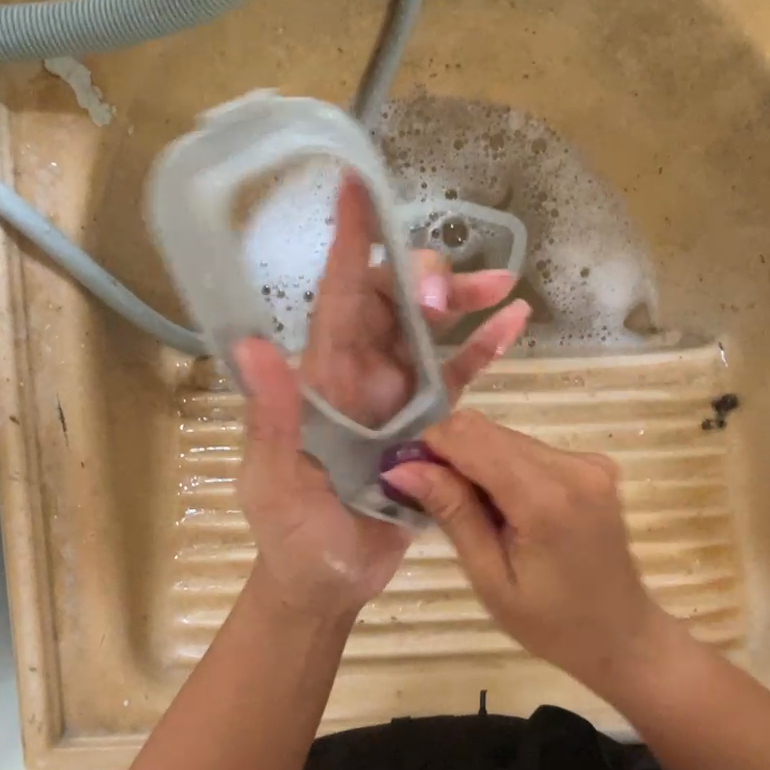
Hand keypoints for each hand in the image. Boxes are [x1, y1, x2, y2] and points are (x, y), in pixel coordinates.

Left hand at [236, 177, 531, 617]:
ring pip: (430, 333)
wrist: (329, 584)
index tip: (357, 186)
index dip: (347, 243)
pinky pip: (458, 379)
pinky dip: (485, 350)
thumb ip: (271, 421)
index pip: (334, 299)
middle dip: (423, 279)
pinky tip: (516, 326)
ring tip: (503, 286)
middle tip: (452, 293)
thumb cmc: (293, 539)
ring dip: (463, 304)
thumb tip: (254, 346)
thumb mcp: (273, 484)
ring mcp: (396, 400)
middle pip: (391, 303)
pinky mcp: (427, 427)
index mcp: (322, 382)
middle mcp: (360, 378)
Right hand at [377, 411, 676, 690]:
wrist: (621, 634)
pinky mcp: (593, 465)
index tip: (405, 478)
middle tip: (432, 501)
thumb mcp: (490, 578)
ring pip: (506, 437)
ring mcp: (588, 462)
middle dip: (449, 455)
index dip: (430, 448)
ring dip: (477, 464)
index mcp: (546, 499)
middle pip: (487, 431)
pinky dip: (505, 470)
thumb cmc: (550, 624)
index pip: (471, 438)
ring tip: (474, 516)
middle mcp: (572, 467)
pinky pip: (530, 450)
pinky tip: (506, 511)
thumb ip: (453, 513)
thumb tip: (402, 468)